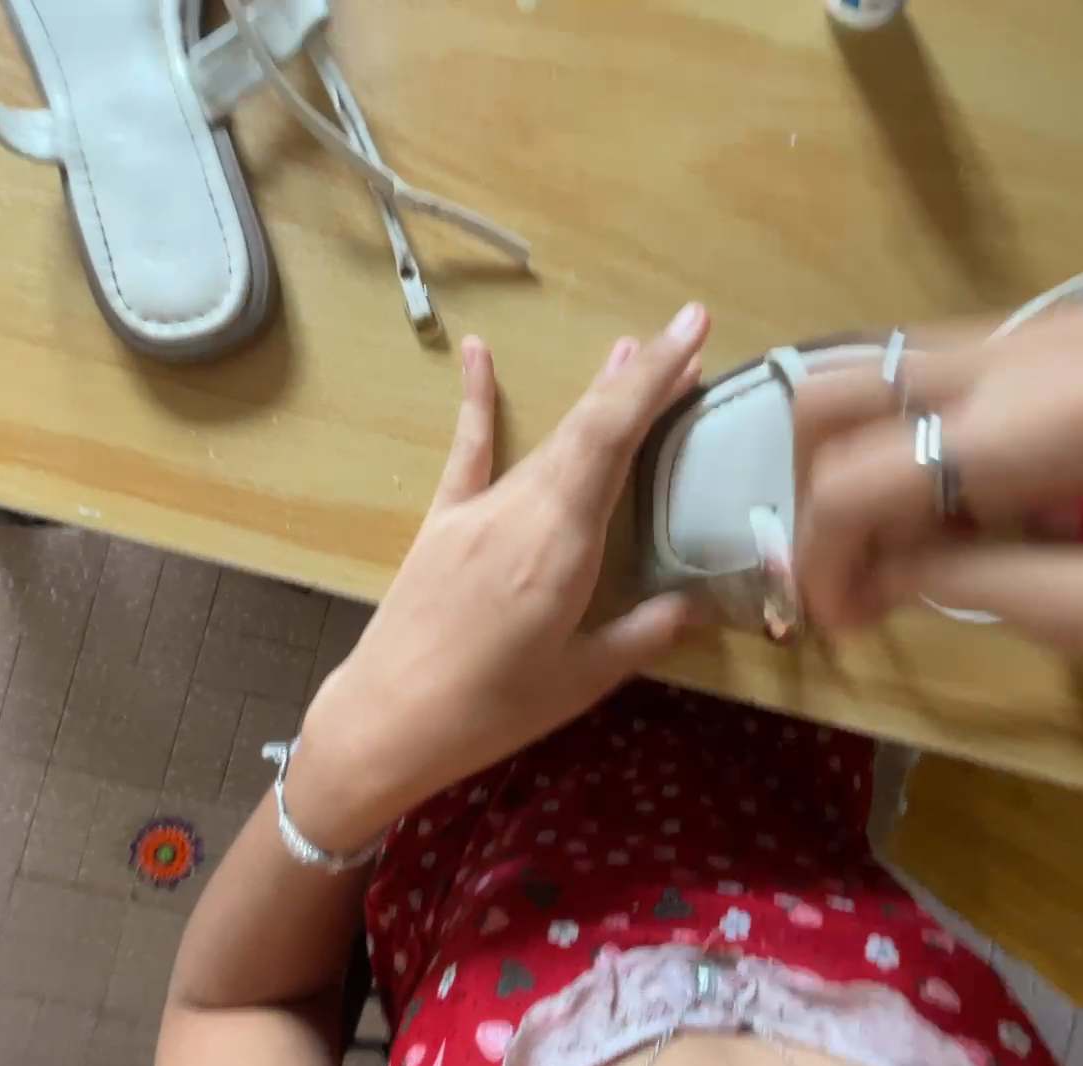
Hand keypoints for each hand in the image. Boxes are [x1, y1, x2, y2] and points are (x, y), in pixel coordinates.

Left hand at [287, 306, 708, 849]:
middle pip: (587, 425)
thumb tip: (696, 604)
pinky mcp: (442, 520)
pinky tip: (477, 353)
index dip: (655, 378)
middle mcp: (521, 509)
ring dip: (593, 396)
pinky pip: (467, 451)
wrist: (387, 718)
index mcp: (562, 544)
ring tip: (631, 355)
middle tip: (684, 339)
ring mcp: (477, 509)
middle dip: (640, 377)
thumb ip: (645, 633)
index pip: (614, 439)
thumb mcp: (582, 680)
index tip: (691, 330)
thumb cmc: (491, 710)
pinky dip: (476, 401)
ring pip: (546, 438)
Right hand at [792, 301, 1082, 661]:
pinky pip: (902, 378)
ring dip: (846, 470)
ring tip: (892, 541)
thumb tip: (856, 576)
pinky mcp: (1032, 328)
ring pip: (856, 378)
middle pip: (837, 395)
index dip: (824, 549)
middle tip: (848, 572)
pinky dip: (887, 446)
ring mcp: (1038, 321)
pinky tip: (932, 500)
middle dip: (816, 496)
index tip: (830, 617)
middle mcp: (1045, 339)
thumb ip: (968, 586)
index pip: (875, 470)